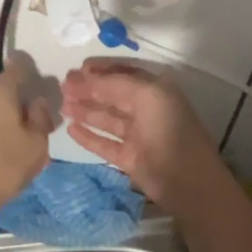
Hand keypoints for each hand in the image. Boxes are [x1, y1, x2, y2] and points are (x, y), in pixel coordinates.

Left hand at [0, 52, 57, 227]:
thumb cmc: (0, 168)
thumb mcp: (36, 146)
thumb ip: (41, 119)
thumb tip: (37, 102)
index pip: (18, 67)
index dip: (31, 74)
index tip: (40, 91)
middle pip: (2, 88)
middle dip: (17, 101)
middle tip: (32, 125)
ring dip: (2, 119)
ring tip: (16, 145)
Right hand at [61, 58, 226, 213]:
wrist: (188, 182)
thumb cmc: (169, 131)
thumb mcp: (147, 97)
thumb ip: (115, 84)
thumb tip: (86, 77)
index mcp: (155, 92)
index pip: (124, 74)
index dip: (102, 70)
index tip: (78, 69)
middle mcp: (146, 110)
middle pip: (112, 96)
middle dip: (88, 89)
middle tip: (63, 87)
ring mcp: (137, 136)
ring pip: (106, 119)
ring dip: (85, 110)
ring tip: (62, 106)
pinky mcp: (129, 158)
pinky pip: (104, 144)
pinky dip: (88, 136)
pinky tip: (71, 129)